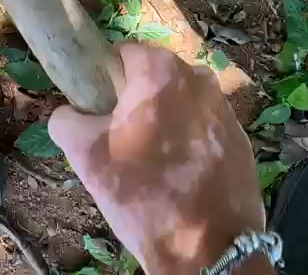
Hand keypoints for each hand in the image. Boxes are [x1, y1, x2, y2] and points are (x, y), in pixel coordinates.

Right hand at [50, 43, 264, 273]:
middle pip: (153, 78)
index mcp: (160, 69)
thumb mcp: (87, 157)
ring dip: (165, 122)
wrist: (209, 251)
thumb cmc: (144, 195)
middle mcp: (197, 75)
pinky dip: (190, 142)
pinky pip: (204, 127)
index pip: (122, 55)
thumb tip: (69, 112)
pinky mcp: (240, 135)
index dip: (106, 82)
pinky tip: (181, 175)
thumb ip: (67, 120)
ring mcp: (224, 105)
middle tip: (123, 144)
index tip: (101, 113)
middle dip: (137, 104)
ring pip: (180, 102)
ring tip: (153, 164)